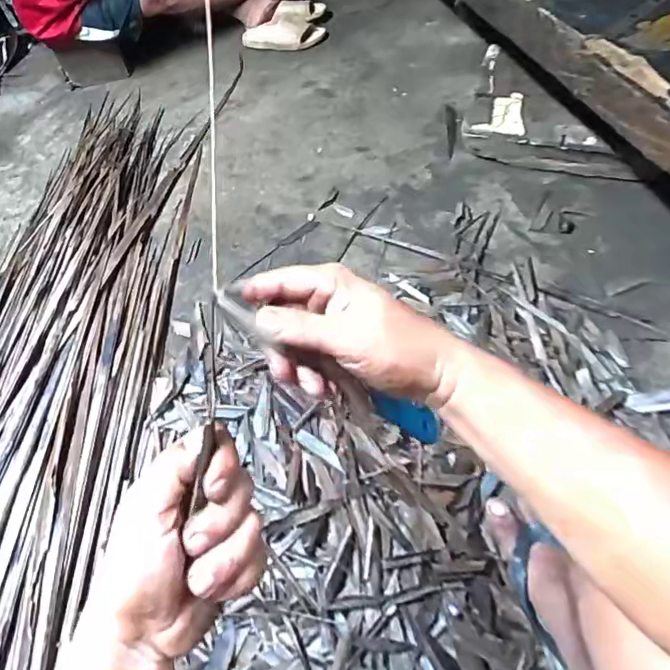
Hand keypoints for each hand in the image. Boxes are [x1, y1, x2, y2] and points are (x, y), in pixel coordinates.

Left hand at [65, 428, 263, 669]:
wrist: (141, 632)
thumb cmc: (130, 573)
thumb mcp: (145, 507)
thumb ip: (175, 465)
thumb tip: (203, 432)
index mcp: (180, 478)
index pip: (219, 447)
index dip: (224, 466)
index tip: (211, 488)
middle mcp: (202, 500)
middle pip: (241, 486)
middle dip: (218, 522)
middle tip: (190, 539)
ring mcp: (221, 532)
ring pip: (252, 525)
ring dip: (222, 558)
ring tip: (194, 570)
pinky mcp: (236, 563)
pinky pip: (259, 559)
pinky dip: (235, 577)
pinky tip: (209, 585)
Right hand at [240, 263, 470, 407]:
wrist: (438, 378)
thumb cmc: (394, 348)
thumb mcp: (343, 337)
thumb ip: (298, 327)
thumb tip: (259, 317)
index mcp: (330, 284)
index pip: (282, 281)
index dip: (257, 292)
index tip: (231, 304)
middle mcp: (328, 300)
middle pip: (284, 317)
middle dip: (282, 347)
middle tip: (284, 371)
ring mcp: (334, 325)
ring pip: (296, 343)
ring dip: (299, 366)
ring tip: (314, 386)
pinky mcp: (340, 348)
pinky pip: (312, 358)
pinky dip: (313, 374)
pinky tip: (326, 388)